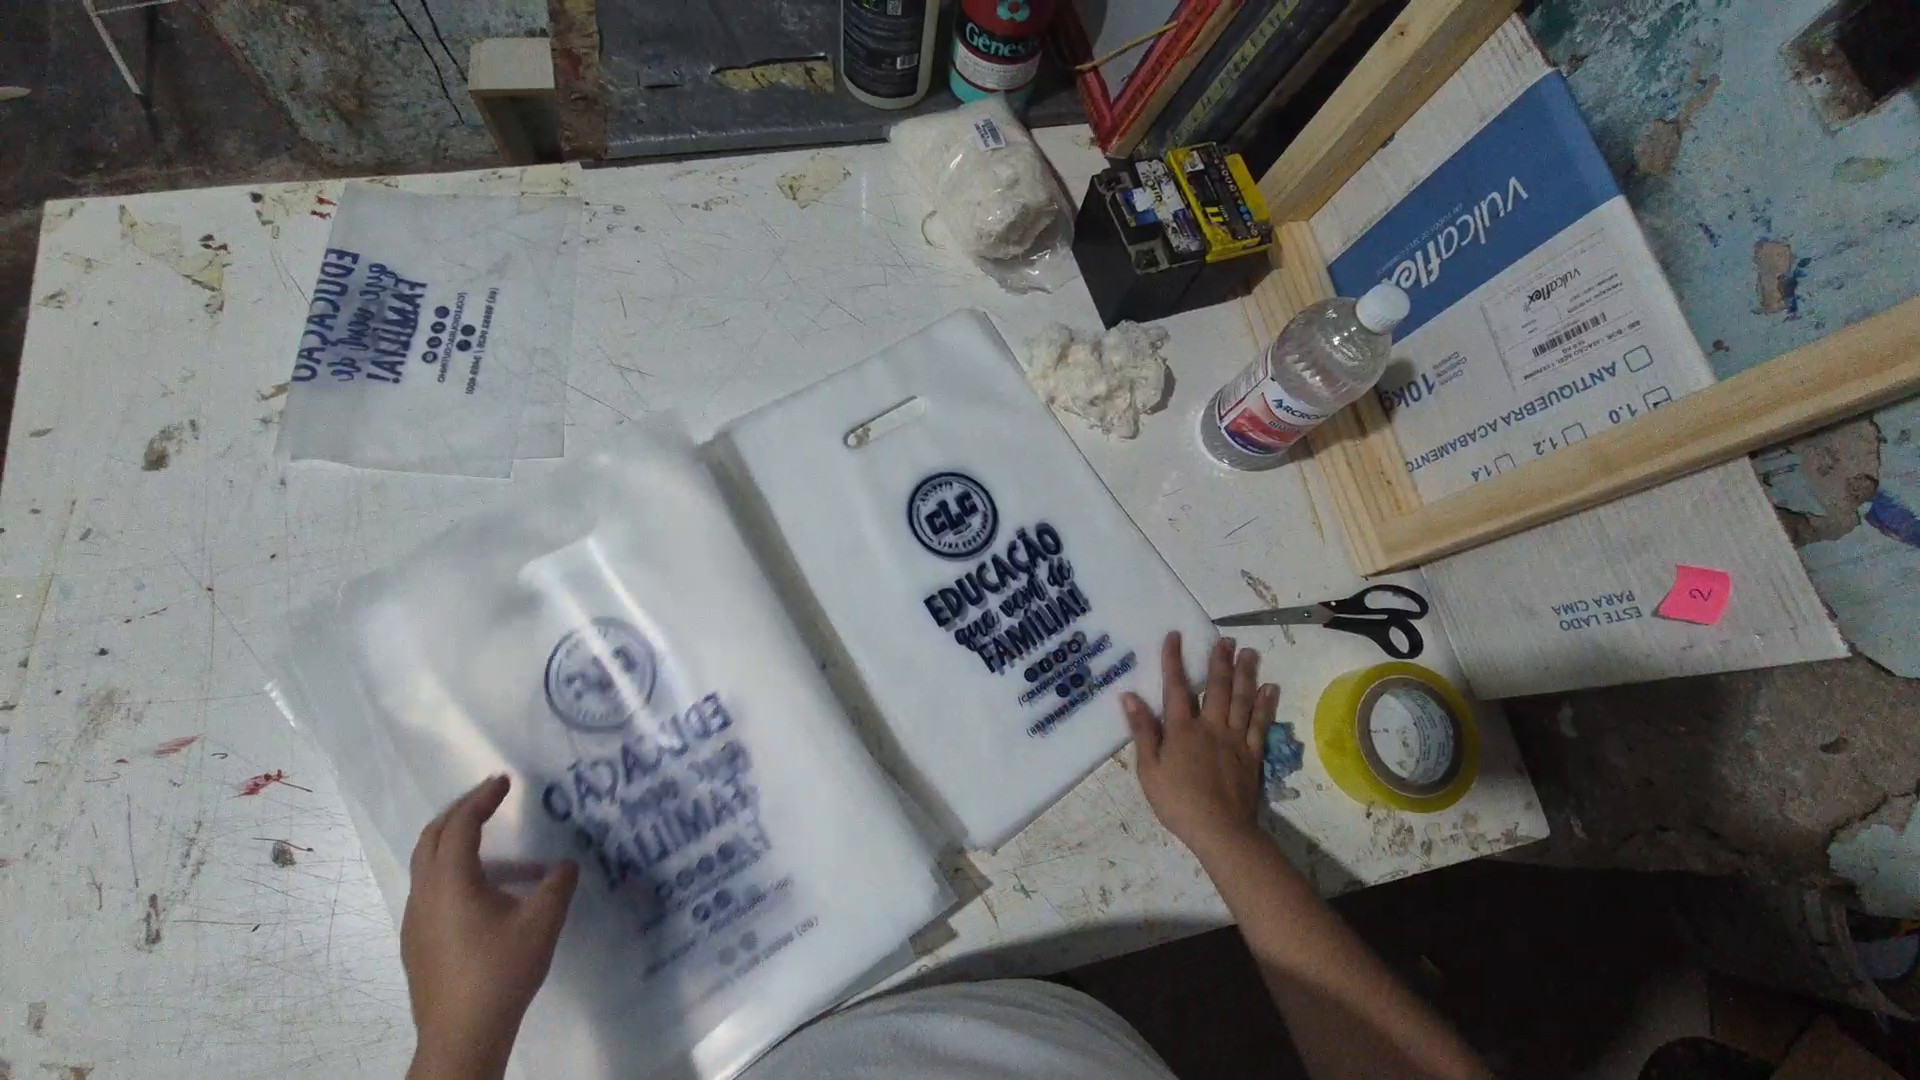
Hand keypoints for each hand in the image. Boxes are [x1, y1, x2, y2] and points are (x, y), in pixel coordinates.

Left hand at [402, 775, 578, 1079]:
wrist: (463, 1035)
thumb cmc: (502, 970)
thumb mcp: (543, 921)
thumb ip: (558, 883)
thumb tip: (564, 866)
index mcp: (450, 883)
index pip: (460, 825)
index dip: (481, 798)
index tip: (504, 780)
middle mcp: (425, 895)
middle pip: (431, 838)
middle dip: (460, 812)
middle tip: (490, 797)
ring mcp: (416, 921)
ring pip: (428, 865)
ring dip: (457, 843)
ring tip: (498, 844)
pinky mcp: (418, 942)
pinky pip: (433, 889)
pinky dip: (456, 871)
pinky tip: (490, 891)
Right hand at [1122, 632, 1278, 859]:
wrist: (1220, 830)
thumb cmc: (1177, 801)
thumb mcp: (1148, 769)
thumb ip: (1142, 731)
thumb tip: (1129, 696)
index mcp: (1181, 729)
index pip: (1176, 688)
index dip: (1174, 660)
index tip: (1175, 636)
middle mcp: (1210, 726)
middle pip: (1217, 687)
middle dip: (1219, 661)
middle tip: (1225, 640)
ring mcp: (1235, 739)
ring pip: (1242, 700)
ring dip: (1245, 674)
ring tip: (1249, 652)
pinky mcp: (1253, 755)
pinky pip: (1261, 724)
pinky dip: (1266, 705)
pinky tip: (1271, 689)